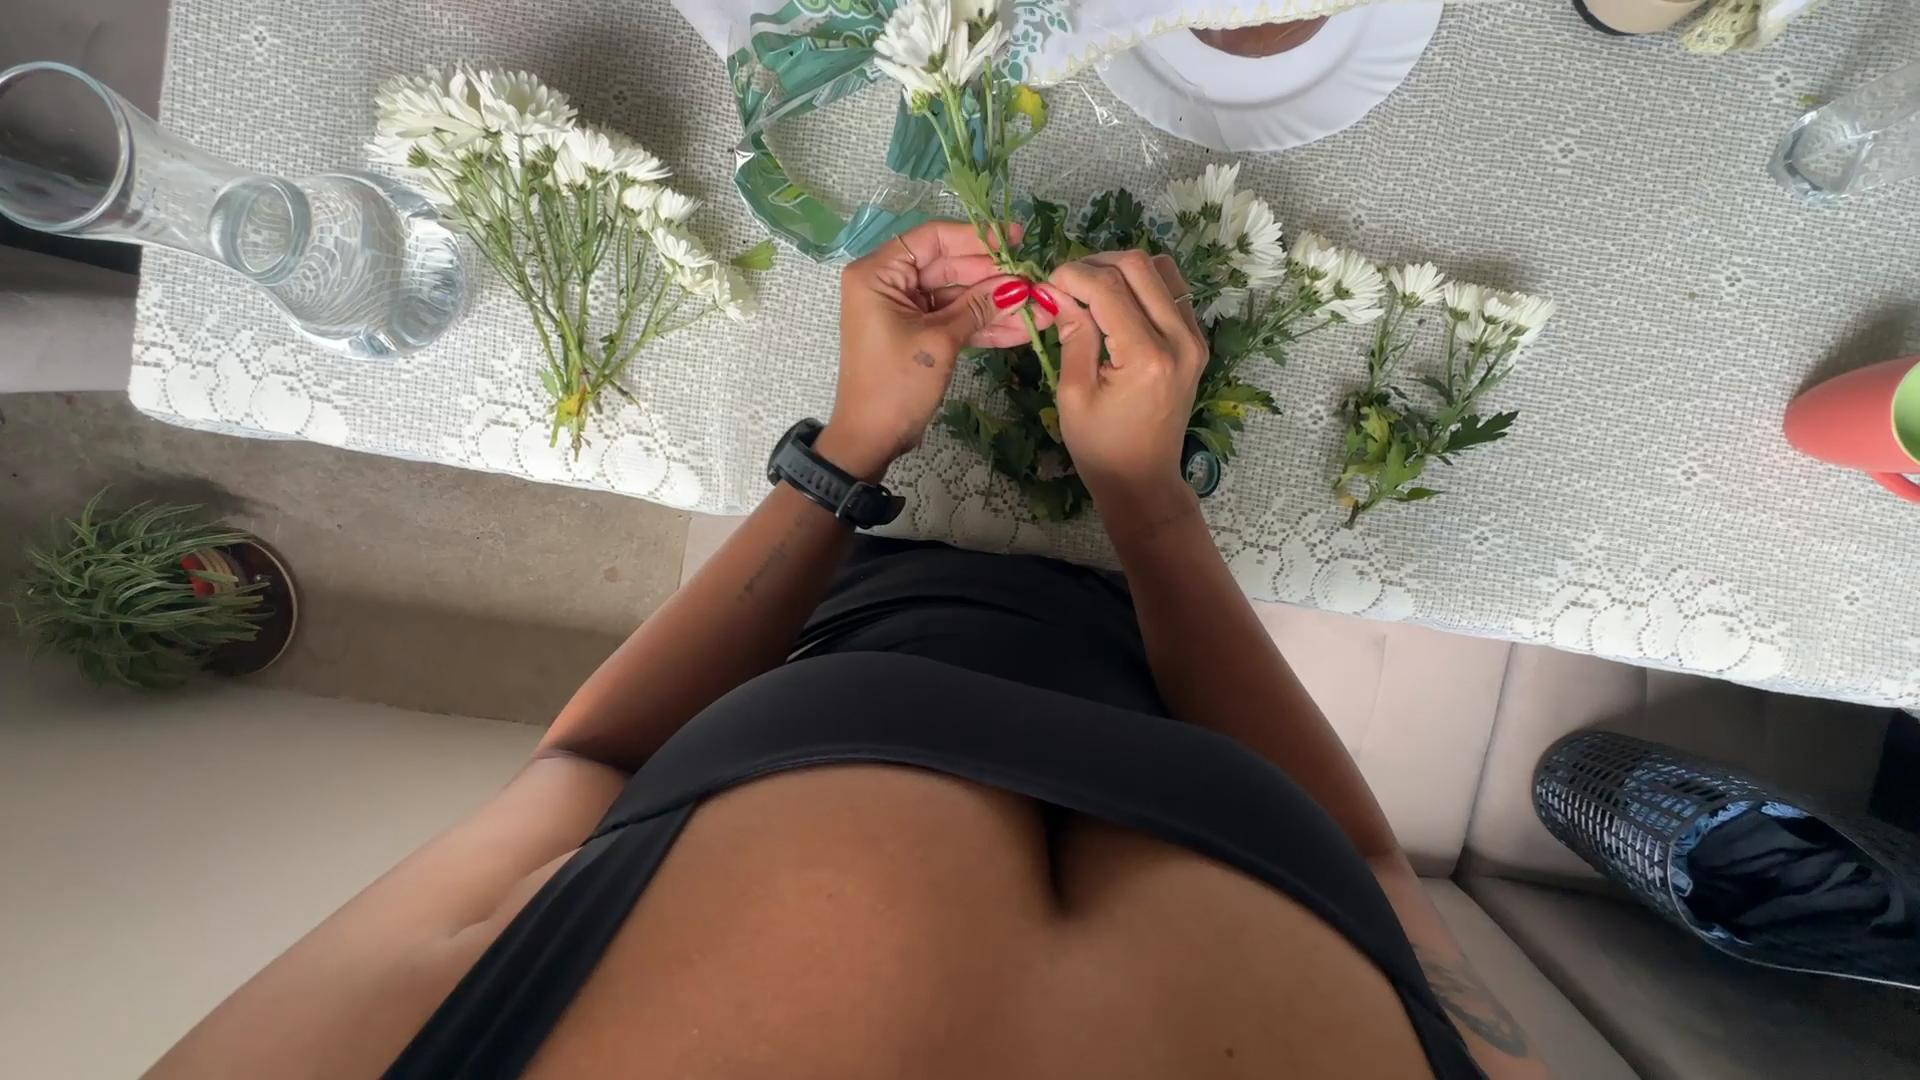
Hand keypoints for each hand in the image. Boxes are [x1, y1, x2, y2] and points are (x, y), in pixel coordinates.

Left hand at [826, 221, 1052, 478]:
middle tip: (1035, 282)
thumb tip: (1019, 284)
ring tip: (1038, 309)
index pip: (933, 239)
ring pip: (956, 297)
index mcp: (878, 273)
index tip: (1015, 239)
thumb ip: (978, 307)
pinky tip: (1020, 329)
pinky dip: (982, 325)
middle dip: (993, 278)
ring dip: (995, 305)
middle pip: (949, 267)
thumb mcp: (939, 341)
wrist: (871, 439)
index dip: (977, 237)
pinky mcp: (918, 334)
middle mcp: (889, 284)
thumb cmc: (895, 385)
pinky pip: (953, 320)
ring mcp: (904, 311)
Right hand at [1048, 250, 1207, 505]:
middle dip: (1096, 264)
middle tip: (1067, 283)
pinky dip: (1142, 286)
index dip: (1072, 276)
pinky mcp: (1196, 343)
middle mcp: (1179, 340)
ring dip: (1122, 270)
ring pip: (1161, 270)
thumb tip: (1059, 292)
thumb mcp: (1073, 395)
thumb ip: (1072, 336)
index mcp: (1145, 356)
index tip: (1046, 284)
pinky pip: (1172, 292)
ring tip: (1091, 289)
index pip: (1108, 288)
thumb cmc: (1100, 447)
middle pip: (1139, 266)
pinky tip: (1116, 304)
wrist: (1142, 480)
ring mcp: (1194, 339)